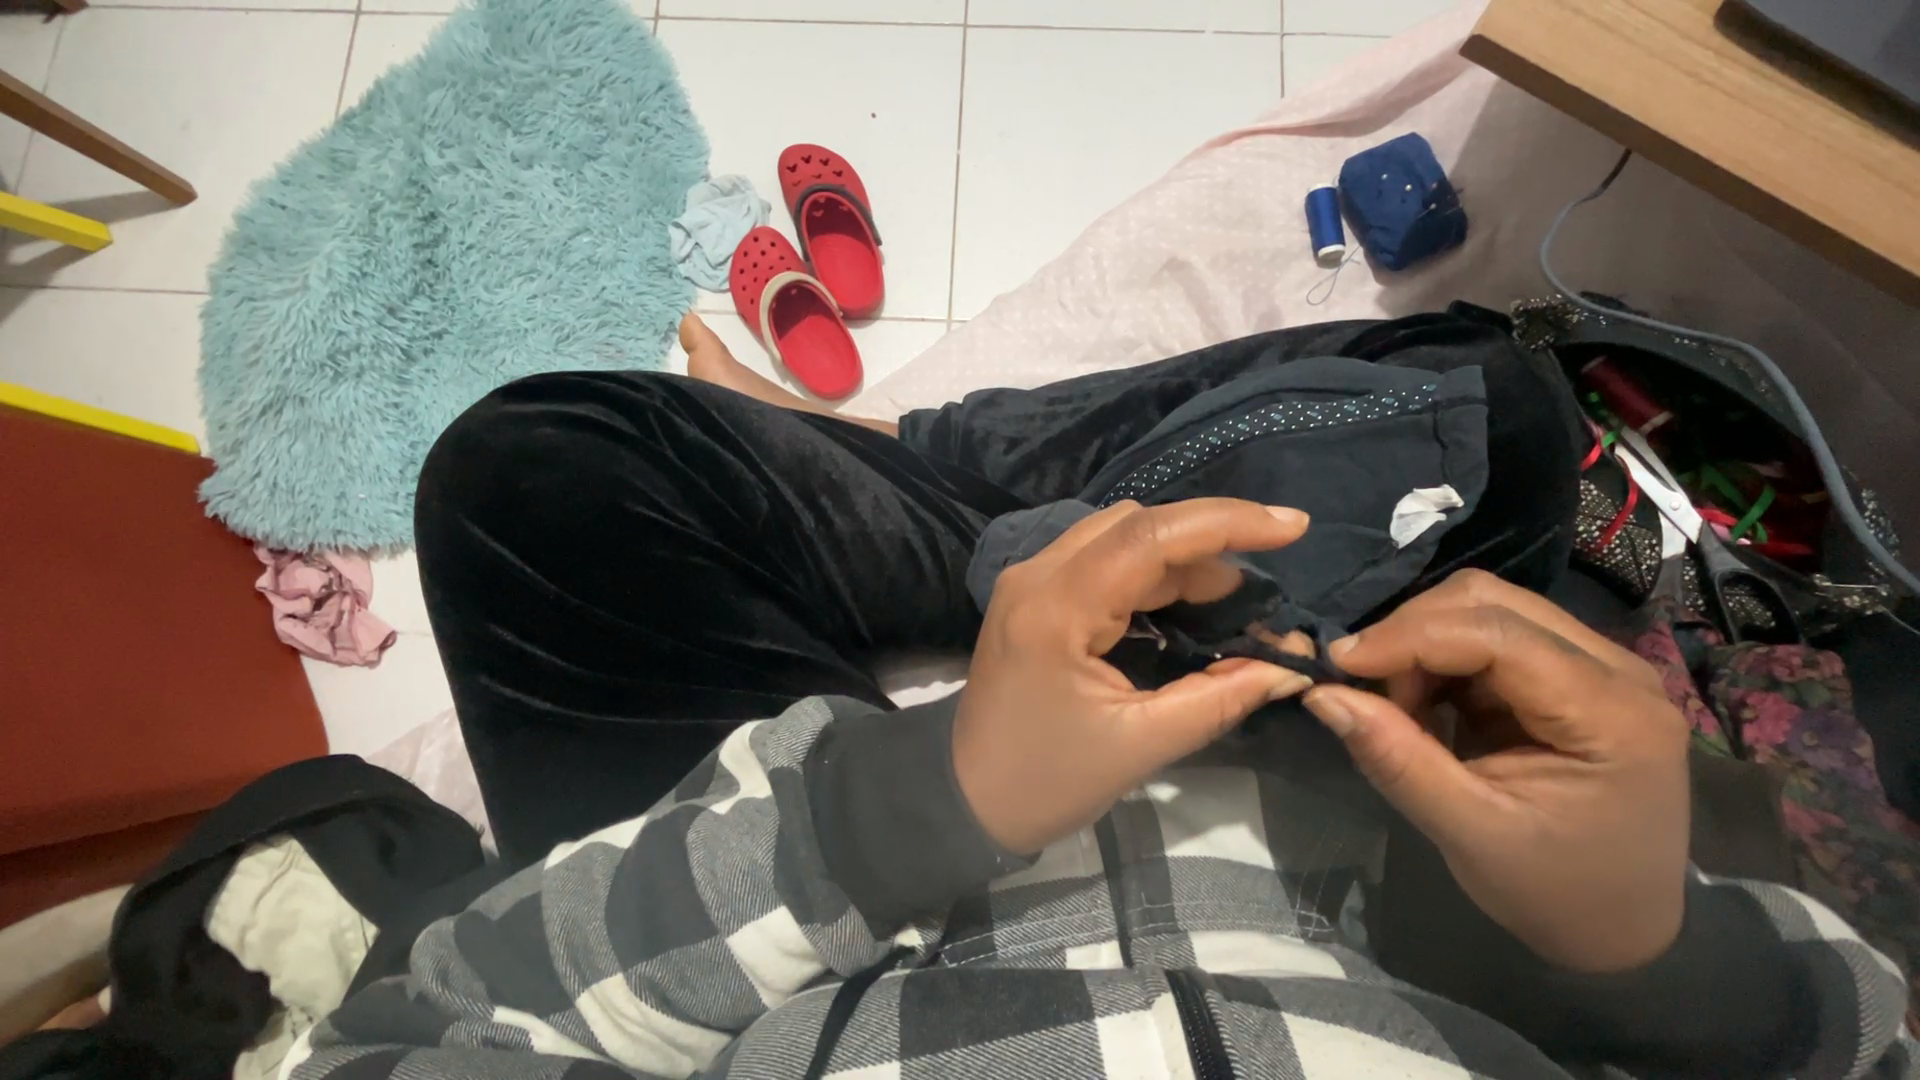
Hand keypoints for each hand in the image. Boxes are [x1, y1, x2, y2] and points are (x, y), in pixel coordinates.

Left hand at [953, 499, 1314, 855]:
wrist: (966, 797)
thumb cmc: (1047, 780)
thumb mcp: (1141, 744)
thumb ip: (1220, 696)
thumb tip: (1291, 663)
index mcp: (1056, 607)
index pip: (1148, 535)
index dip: (1225, 522)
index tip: (1292, 527)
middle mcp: (1036, 574)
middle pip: (1134, 524)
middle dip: (1207, 545)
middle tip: (1260, 592)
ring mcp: (1029, 579)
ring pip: (1118, 537)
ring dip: (1180, 561)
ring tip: (1234, 605)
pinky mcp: (1033, 594)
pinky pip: (1100, 561)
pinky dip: (1150, 575)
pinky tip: (1186, 606)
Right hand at [1302, 570, 1689, 973]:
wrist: (1615, 927)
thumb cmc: (1552, 889)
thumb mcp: (1467, 832)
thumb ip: (1396, 759)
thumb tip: (1321, 693)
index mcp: (1611, 714)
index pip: (1496, 633)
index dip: (1408, 636)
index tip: (1338, 664)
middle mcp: (1614, 670)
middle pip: (1489, 601)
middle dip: (1410, 633)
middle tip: (1367, 689)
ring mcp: (1592, 666)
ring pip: (1482, 607)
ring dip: (1418, 642)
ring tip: (1397, 704)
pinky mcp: (1563, 672)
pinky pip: (1482, 633)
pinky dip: (1433, 657)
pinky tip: (1422, 703)